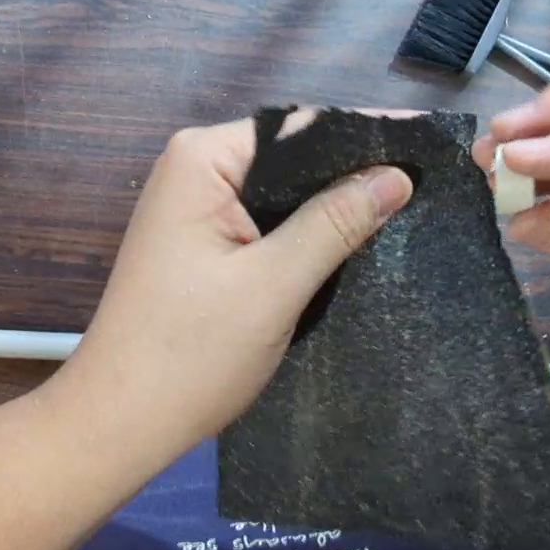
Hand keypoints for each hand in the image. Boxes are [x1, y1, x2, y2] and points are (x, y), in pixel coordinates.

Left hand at [59, 116, 413, 461]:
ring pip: (282, 195)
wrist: (120, 421)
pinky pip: (266, 224)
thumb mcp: (273, 285)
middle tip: (429, 182)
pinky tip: (354, 243)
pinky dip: (305, 235)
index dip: (365, 135)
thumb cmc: (190, 353)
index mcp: (201, 160)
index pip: (298, 129)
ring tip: (408, 208)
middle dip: (351, 173)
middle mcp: (193, 170)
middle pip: (291, 158)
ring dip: (332, 207)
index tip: (429, 143)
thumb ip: (335, 223)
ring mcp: (194, 210)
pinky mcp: (201, 245)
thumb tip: (396, 175)